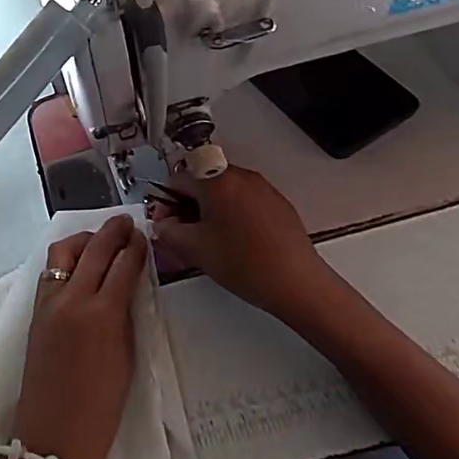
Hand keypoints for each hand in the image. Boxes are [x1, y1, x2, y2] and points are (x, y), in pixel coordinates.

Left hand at [12, 215, 147, 458]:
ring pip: (64, 252)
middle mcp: (72, 300)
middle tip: (126, 222)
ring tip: (101, 240)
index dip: (136, 246)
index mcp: (103, 314)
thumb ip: (127, 314)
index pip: (124, 264)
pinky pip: (50, 272)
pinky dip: (67, 260)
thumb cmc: (102, 407)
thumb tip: (130, 285)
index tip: (144, 235)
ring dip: (85, 240)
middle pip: (94, 250)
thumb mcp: (127, 356)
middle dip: (112, 231)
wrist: (54, 437)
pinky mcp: (34, 312)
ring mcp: (48, 304)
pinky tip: (80, 265)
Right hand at [149, 167, 339, 327]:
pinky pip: (245, 201)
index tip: (165, 220)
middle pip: (202, 182)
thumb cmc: (246, 263)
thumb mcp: (194, 248)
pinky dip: (232, 215)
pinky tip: (233, 242)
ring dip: (209, 211)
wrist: (294, 281)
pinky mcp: (277, 203)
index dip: (165, 201)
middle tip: (183, 232)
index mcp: (216, 179)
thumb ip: (168, 230)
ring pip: (224, 192)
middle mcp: (241, 176)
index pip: (178, 178)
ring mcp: (262, 188)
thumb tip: (164, 225)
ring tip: (208, 241)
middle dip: (187, 205)